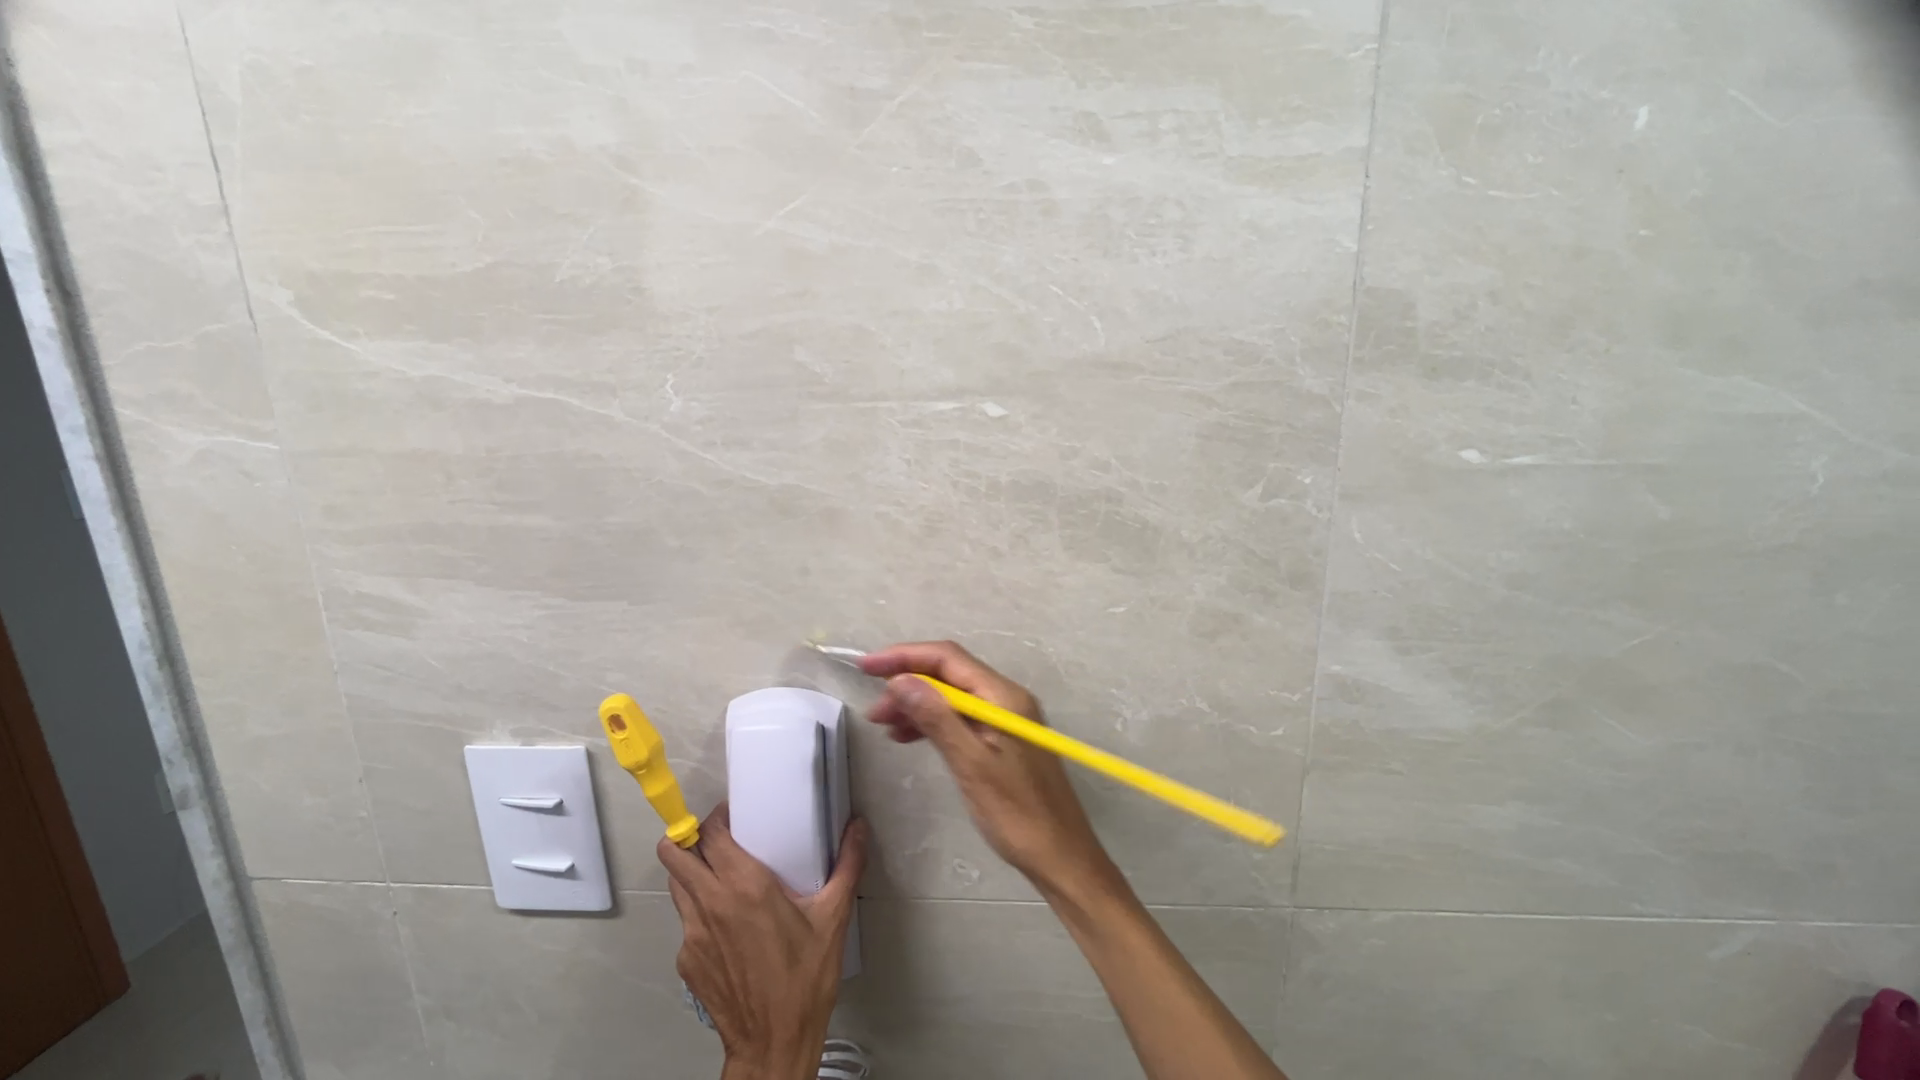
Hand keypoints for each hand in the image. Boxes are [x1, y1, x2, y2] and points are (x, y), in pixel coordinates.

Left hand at [657, 804, 869, 1079]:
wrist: (773, 1042)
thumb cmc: (805, 979)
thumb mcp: (833, 919)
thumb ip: (847, 866)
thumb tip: (858, 827)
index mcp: (745, 886)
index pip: (709, 834)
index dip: (716, 818)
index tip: (733, 816)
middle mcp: (711, 904)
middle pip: (673, 854)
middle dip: (688, 839)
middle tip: (718, 841)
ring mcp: (691, 935)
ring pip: (676, 886)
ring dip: (691, 873)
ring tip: (720, 877)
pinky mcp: (686, 961)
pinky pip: (685, 922)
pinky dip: (699, 913)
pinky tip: (728, 927)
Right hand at [861, 641, 1115, 894]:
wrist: (1060, 855)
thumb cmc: (1018, 814)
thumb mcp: (971, 765)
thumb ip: (937, 719)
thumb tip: (900, 680)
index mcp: (1003, 697)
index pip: (948, 659)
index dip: (905, 657)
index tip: (867, 667)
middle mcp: (1006, 699)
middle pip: (949, 674)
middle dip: (907, 682)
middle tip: (872, 709)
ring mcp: (1005, 720)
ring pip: (952, 697)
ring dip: (917, 705)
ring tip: (882, 724)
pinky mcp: (1002, 741)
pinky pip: (960, 719)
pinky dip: (932, 723)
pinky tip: (907, 737)